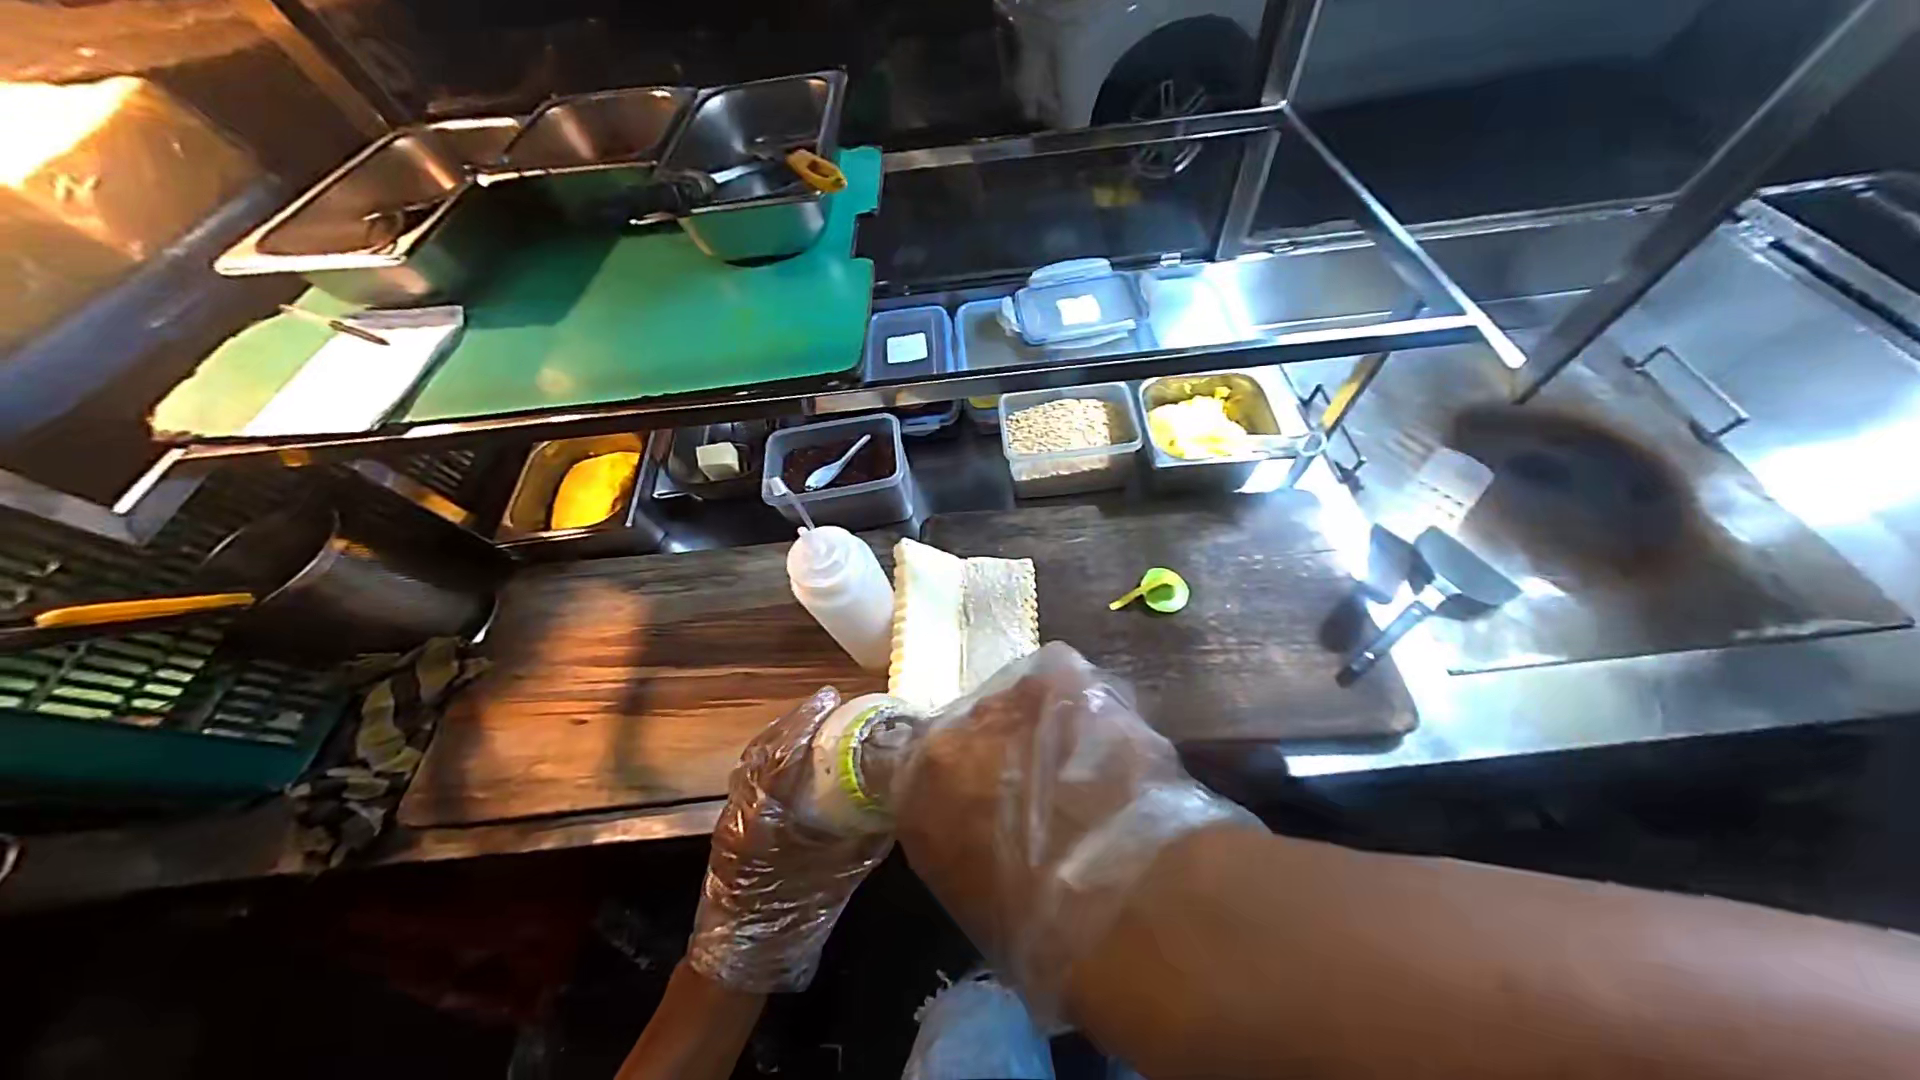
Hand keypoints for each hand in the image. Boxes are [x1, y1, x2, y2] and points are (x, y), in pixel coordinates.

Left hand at [686, 688, 891, 992]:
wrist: (738, 954)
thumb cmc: (792, 916)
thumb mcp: (837, 876)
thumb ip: (863, 834)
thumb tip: (894, 798)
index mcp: (764, 815)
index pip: (783, 753)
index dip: (805, 721)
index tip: (831, 698)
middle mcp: (742, 804)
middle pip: (765, 745)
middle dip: (796, 719)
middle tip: (828, 701)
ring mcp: (731, 810)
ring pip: (754, 756)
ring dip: (783, 732)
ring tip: (815, 718)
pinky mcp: (729, 818)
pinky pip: (751, 773)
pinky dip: (772, 753)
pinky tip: (794, 754)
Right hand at [889, 643, 1259, 1021]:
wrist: (1117, 906)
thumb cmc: (1038, 930)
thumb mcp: (968, 891)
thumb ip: (959, 836)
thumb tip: (980, 821)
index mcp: (917, 784)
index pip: (916, 758)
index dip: (952, 772)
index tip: (977, 790)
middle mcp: (954, 729)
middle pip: (973, 723)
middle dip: (999, 747)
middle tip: (1038, 782)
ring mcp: (1011, 698)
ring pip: (1022, 703)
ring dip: (1043, 728)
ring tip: (1082, 767)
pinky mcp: (1065, 679)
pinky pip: (1067, 685)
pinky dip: (1084, 710)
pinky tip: (1107, 746)